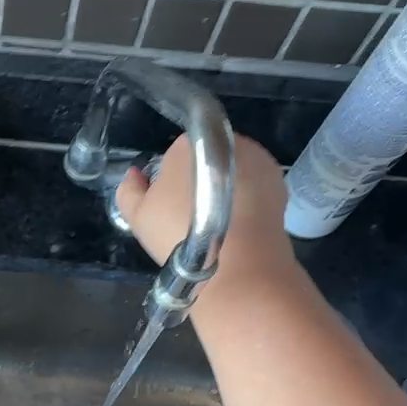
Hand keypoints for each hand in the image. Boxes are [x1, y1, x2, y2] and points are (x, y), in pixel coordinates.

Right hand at [114, 132, 306, 307]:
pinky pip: (253, 185)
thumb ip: (129, 192)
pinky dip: (245, 199)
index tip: (169, 208)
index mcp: (187, 143)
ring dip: (223, 189)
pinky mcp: (277, 179)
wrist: (236, 264)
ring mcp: (257, 158)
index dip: (168, 183)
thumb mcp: (139, 218)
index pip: (172, 156)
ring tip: (217, 224)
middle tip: (192, 218)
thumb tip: (135, 176)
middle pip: (204, 159)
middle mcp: (225, 140)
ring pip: (230, 170)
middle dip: (198, 181)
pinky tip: (237, 224)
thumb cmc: (180, 236)